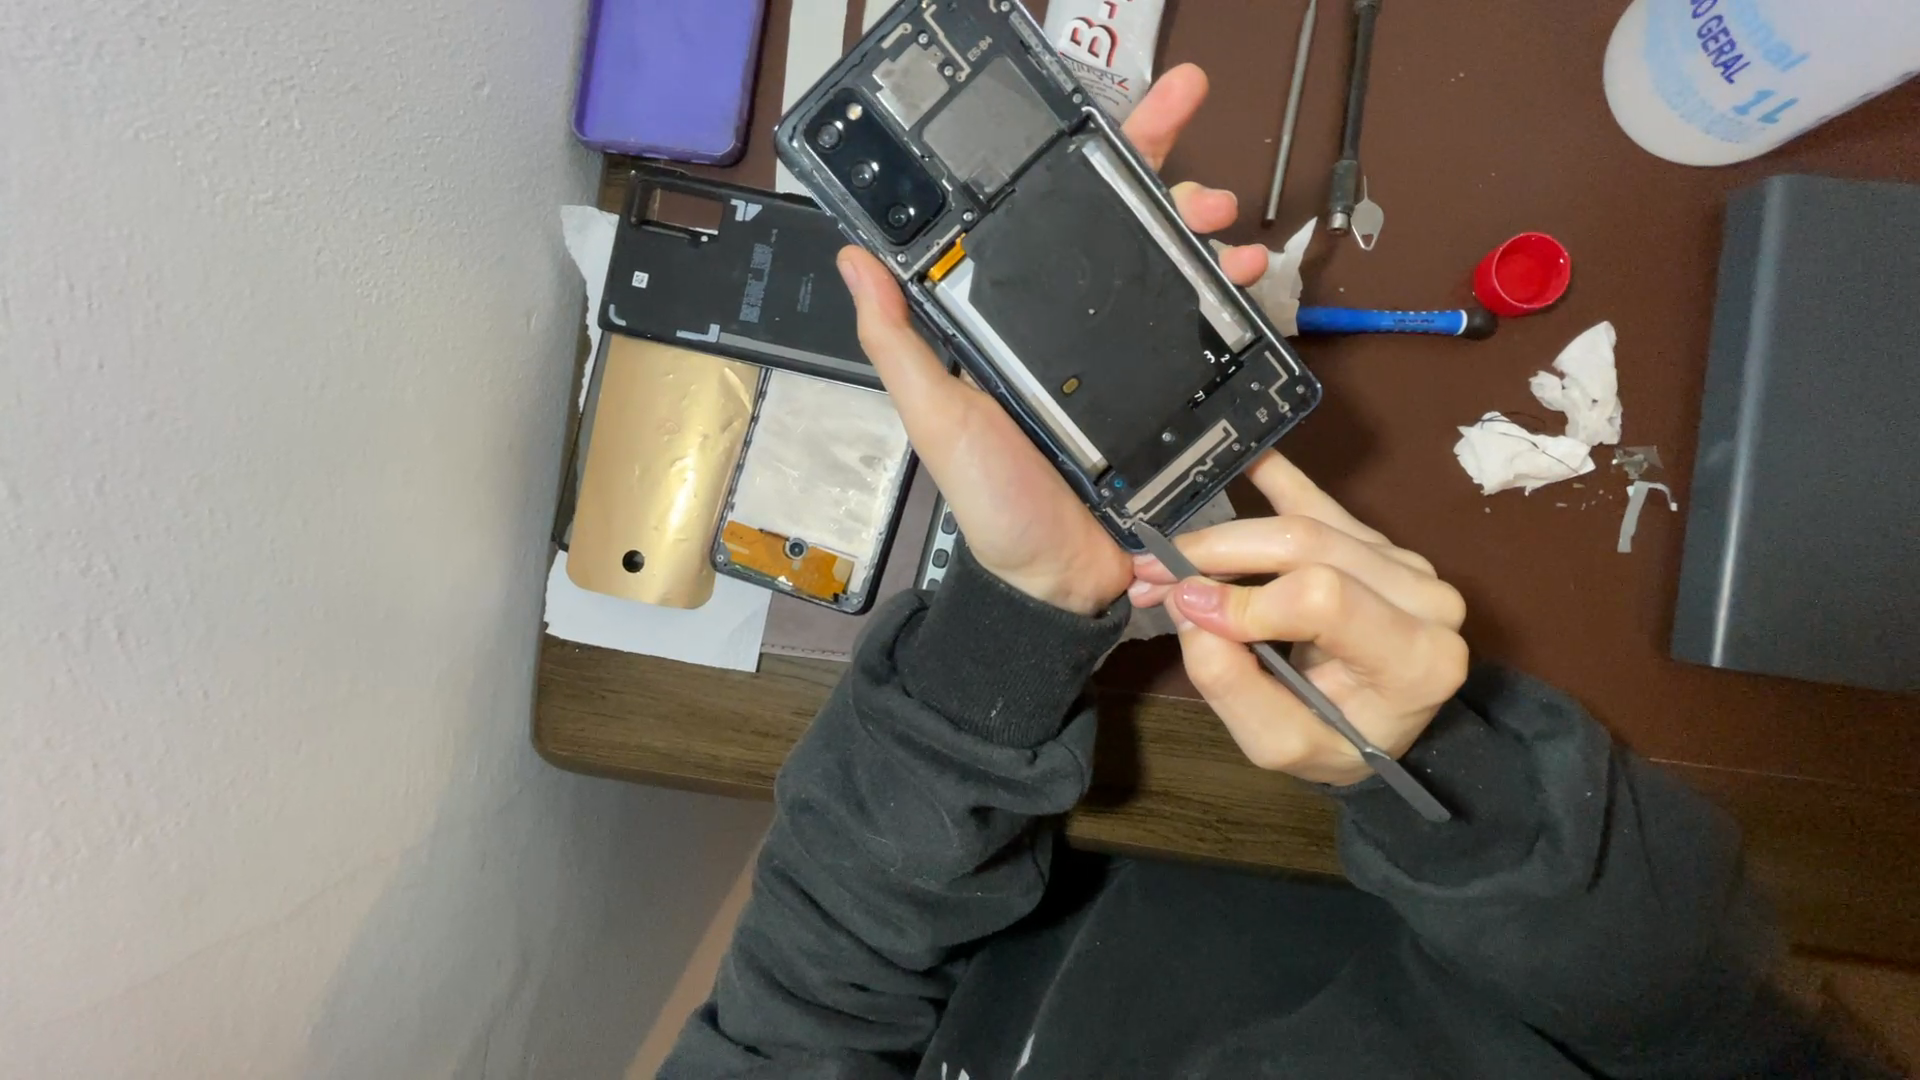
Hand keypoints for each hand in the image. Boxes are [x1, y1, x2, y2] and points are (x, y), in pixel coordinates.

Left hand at [836, 64, 1270, 615]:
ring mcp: (1121, 371)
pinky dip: (1224, 313)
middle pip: (1119, 249)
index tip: (1123, 131)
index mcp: (1013, 334)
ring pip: (1168, 287)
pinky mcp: (1163, 405)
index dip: (1081, 179)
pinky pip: (1199, 346)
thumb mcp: (936, 417)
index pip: (1046, 237)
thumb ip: (898, 346)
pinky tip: (1244, 290)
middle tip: (1202, 181)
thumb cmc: (993, 501)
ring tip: (1234, 232)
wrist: (1056, 579)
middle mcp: (1069, 342)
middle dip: (1164, 200)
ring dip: (1204, 248)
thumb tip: (855, 261)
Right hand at [1131, 453, 1469, 784]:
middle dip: (1215, 554)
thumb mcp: (1277, 743)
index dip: (1243, 600)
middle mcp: (1425, 597)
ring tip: (1168, 555)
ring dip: (1223, 534)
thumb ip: (1231, 684)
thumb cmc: (1334, 743)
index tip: (1185, 609)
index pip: (1320, 599)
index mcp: (1415, 657)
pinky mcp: (1374, 541)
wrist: (1380, 726)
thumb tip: (1189, 608)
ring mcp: (1403, 561)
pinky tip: (1244, 456)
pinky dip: (1276, 475)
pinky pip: (1319, 499)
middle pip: (1306, 546)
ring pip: (1303, 522)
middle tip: (1150, 571)